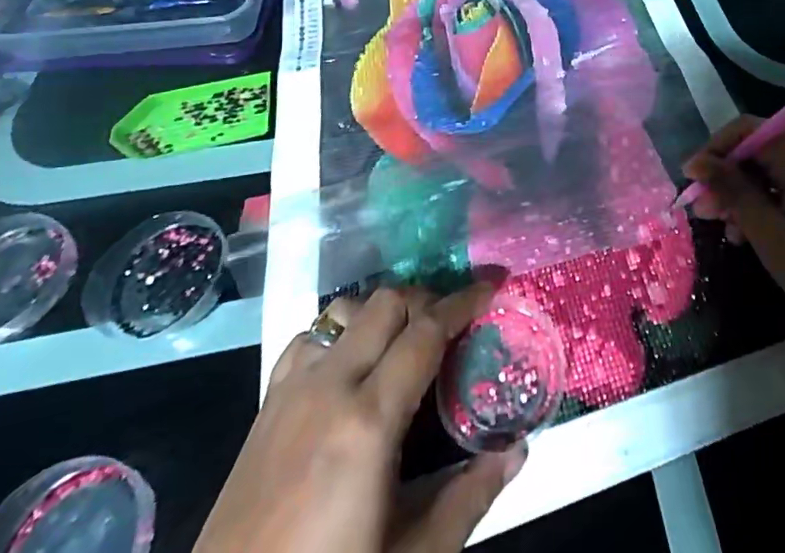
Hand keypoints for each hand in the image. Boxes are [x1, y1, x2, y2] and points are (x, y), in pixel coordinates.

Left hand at [194, 284, 524, 552]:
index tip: (491, 286)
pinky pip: (311, 337)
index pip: (424, 333)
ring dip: (383, 312)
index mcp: (369, 420)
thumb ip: (468, 497)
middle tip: (456, 321)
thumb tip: (516, 450)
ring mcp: (292, 386)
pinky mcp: (268, 398)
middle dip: (427, 299)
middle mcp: (329, 384)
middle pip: (385, 304)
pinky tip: (354, 362)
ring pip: (345, 311)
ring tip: (409, 339)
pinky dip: (343, 331)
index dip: (463, 303)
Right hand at [682, 117, 784, 363]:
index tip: (690, 183)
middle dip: (726, 176)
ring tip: (725, 229)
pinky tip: (751, 231)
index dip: (715, 150)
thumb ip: (735, 195)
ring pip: (771, 166)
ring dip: (743, 192)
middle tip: (702, 213)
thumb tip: (695, 162)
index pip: (750, 130)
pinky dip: (766, 200)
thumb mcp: (776, 241)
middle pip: (760, 146)